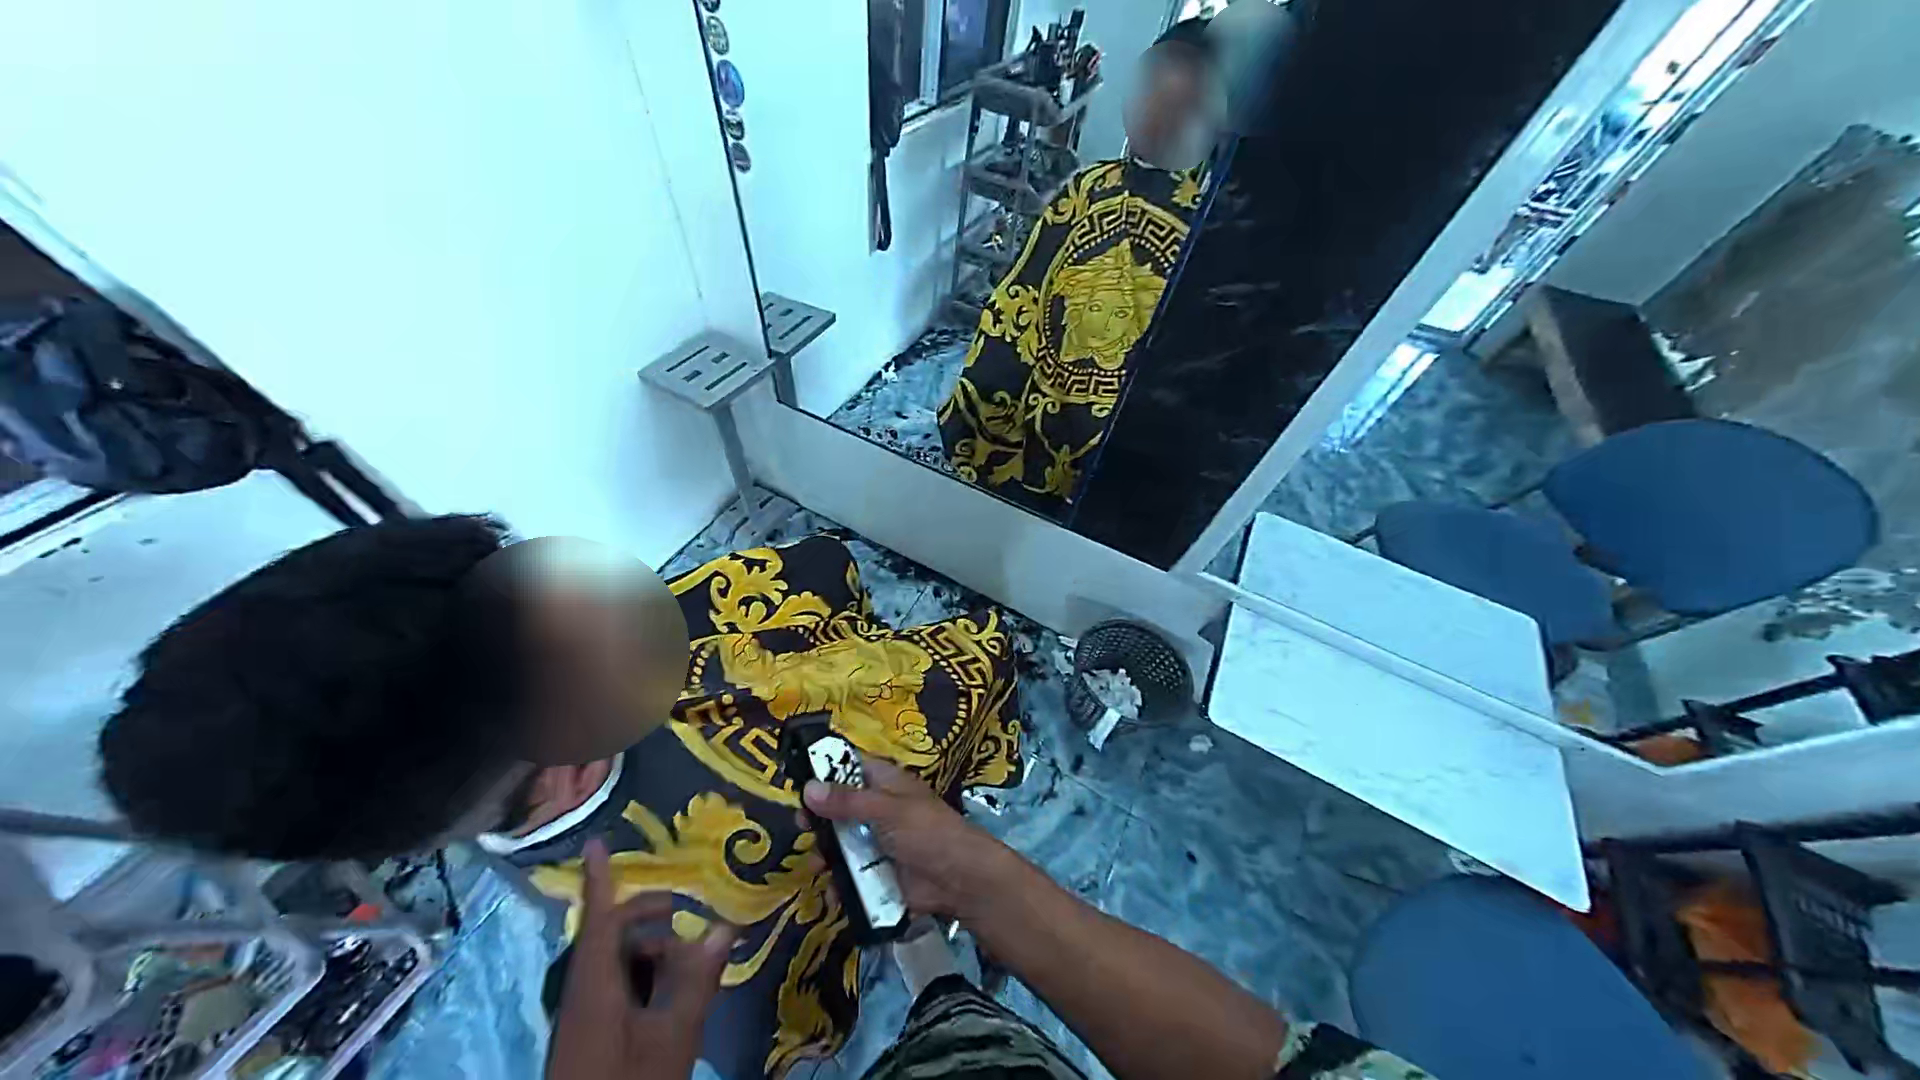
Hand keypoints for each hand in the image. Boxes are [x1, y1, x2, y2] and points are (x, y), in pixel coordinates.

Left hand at [546, 838, 736, 1079]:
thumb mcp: (675, 1035)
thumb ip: (698, 978)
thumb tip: (726, 926)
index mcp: (595, 989)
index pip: (598, 920)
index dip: (599, 880)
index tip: (596, 844)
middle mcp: (582, 997)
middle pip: (608, 938)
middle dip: (643, 916)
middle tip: (678, 909)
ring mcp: (582, 1020)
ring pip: (613, 964)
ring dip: (648, 951)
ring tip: (686, 959)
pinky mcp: (588, 1038)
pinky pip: (612, 988)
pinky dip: (641, 976)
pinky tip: (670, 992)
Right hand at [801, 757, 1024, 919]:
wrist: (958, 879)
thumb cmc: (927, 831)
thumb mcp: (887, 810)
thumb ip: (847, 801)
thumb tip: (808, 788)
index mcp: (884, 781)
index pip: (849, 766)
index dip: (825, 771)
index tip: (799, 782)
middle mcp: (877, 807)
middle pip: (838, 806)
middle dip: (819, 818)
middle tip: (801, 828)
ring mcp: (876, 840)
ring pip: (840, 842)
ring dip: (826, 854)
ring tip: (816, 867)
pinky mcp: (876, 871)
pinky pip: (849, 873)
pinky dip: (839, 883)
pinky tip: (833, 893)